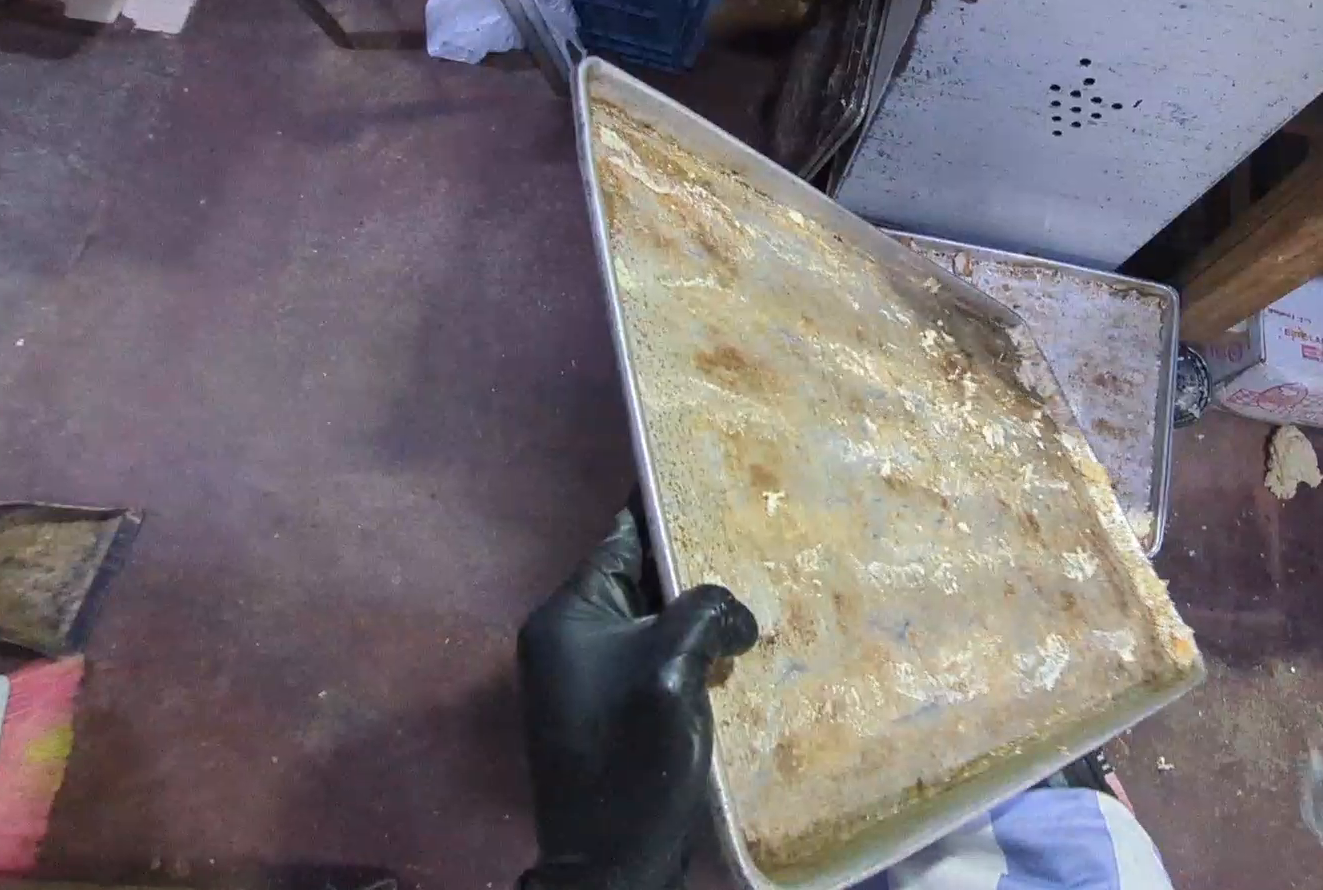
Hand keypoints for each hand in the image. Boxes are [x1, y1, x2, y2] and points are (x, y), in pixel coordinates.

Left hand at [517, 497, 758, 889]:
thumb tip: (736, 617)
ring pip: (655, 611)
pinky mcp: (618, 699)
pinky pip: (660, 646)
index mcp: (570, 616)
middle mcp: (574, 634)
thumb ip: (707, 612)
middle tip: (745, 522)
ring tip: (752, 571)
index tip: (700, 472)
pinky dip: (696, 637)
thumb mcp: (672, 666)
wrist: (614, 859)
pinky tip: (738, 633)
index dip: (659, 505)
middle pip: (639, 572)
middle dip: (689, 555)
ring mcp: (594, 670)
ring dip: (697, 600)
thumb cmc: (632, 753)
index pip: (620, 538)